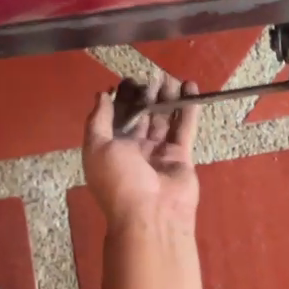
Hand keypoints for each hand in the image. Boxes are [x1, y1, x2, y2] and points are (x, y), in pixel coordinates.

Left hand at [85, 74, 200, 227]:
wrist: (151, 214)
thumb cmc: (119, 180)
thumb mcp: (97, 148)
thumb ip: (99, 120)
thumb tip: (102, 95)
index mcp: (111, 148)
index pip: (117, 117)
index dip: (122, 98)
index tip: (129, 79)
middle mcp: (135, 149)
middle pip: (142, 116)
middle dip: (148, 95)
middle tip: (155, 75)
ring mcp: (159, 152)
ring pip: (164, 119)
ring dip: (168, 98)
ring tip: (172, 77)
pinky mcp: (181, 155)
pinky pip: (185, 127)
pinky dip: (188, 108)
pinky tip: (191, 88)